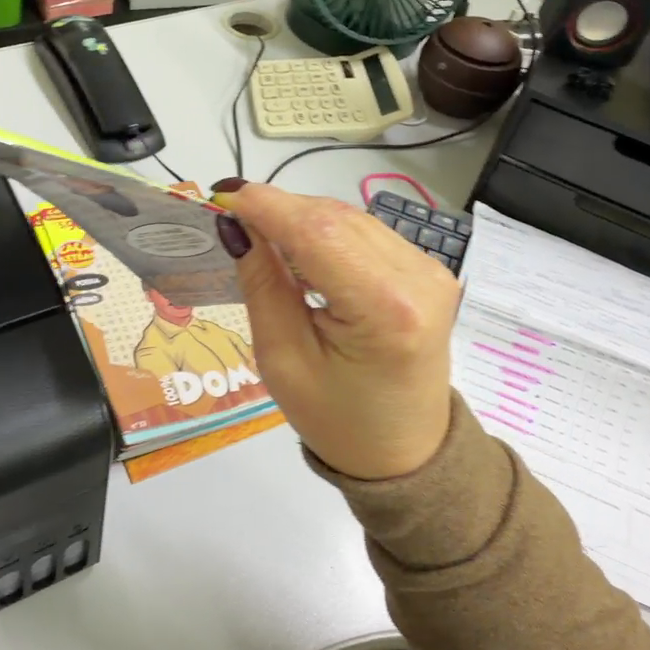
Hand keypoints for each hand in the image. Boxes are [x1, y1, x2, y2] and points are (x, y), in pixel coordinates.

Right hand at [211, 181, 460, 480]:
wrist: (406, 454)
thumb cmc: (338, 420)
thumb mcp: (283, 360)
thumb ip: (263, 285)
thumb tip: (236, 228)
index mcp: (385, 309)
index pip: (317, 232)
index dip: (266, 205)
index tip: (221, 195)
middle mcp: (417, 277)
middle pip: (333, 218)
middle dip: (278, 208)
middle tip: (230, 216)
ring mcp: (429, 269)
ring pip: (349, 217)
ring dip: (300, 217)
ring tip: (259, 234)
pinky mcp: (427, 269)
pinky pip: (366, 232)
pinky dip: (325, 231)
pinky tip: (298, 249)